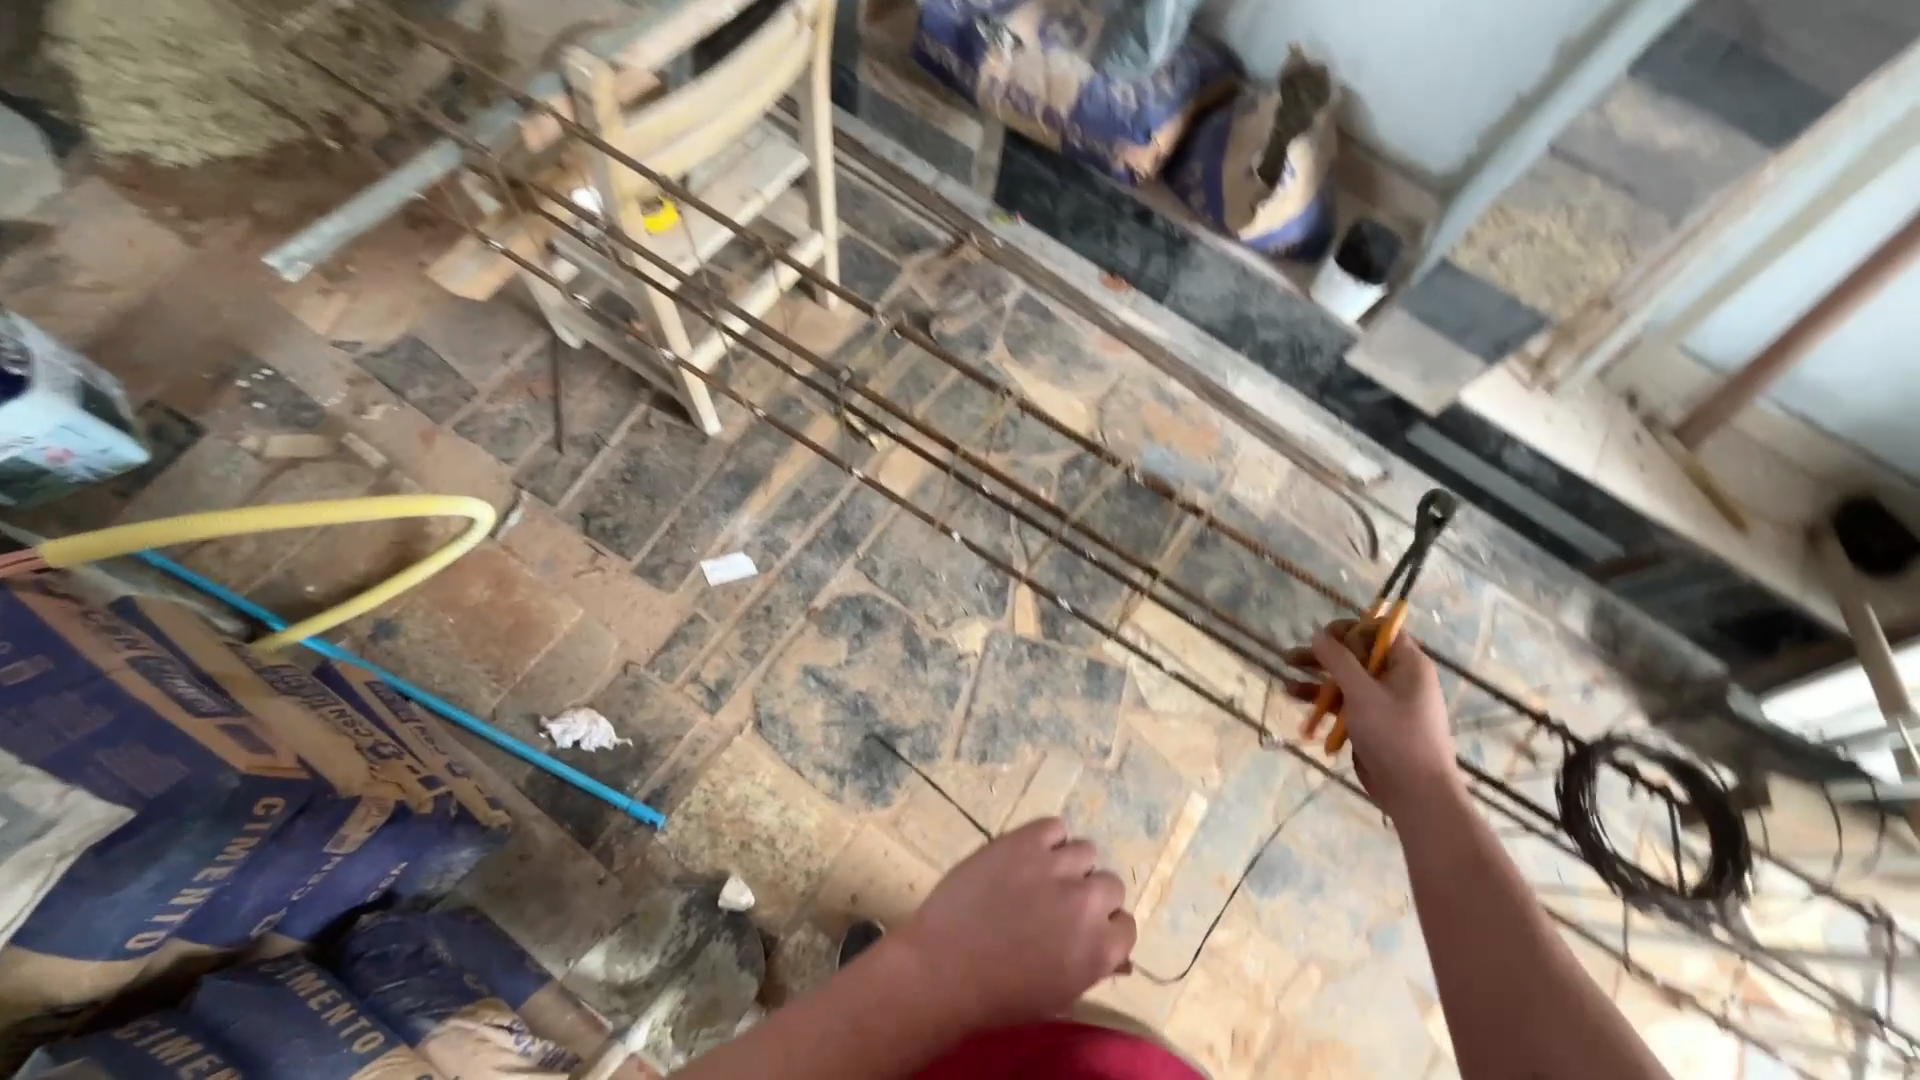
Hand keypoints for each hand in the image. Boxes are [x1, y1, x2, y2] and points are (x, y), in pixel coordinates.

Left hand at [890, 817, 1134, 1028]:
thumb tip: (1119, 953)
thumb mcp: (1059, 994)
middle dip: (1090, 895)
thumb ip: (1093, 966)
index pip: (1127, 925)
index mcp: (1101, 949)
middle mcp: (1087, 904)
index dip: (1105, 926)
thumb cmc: (1000, 995)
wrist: (943, 968)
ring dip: (1070, 864)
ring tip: (1043, 876)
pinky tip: (1029, 855)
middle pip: (1110, 884)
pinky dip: (1047, 838)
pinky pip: (1054, 826)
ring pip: (1086, 851)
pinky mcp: (1024, 841)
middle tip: (1061, 904)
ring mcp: (1056, 868)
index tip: (1083, 929)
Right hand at [1284, 619, 1462, 817]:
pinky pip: (1344, 702)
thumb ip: (1339, 661)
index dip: (1350, 628)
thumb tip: (1318, 634)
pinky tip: (1294, 697)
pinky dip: (1321, 699)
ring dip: (1316, 677)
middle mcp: (1397, 679)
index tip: (1323, 635)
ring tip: (1285, 674)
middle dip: (1324, 654)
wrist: (1415, 792)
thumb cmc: (1394, 735)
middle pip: (1357, 655)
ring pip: (1346, 679)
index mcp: (1408, 665)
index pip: (1380, 631)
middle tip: (1292, 655)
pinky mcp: (1371, 723)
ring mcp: (1383, 702)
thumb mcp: (1362, 693)